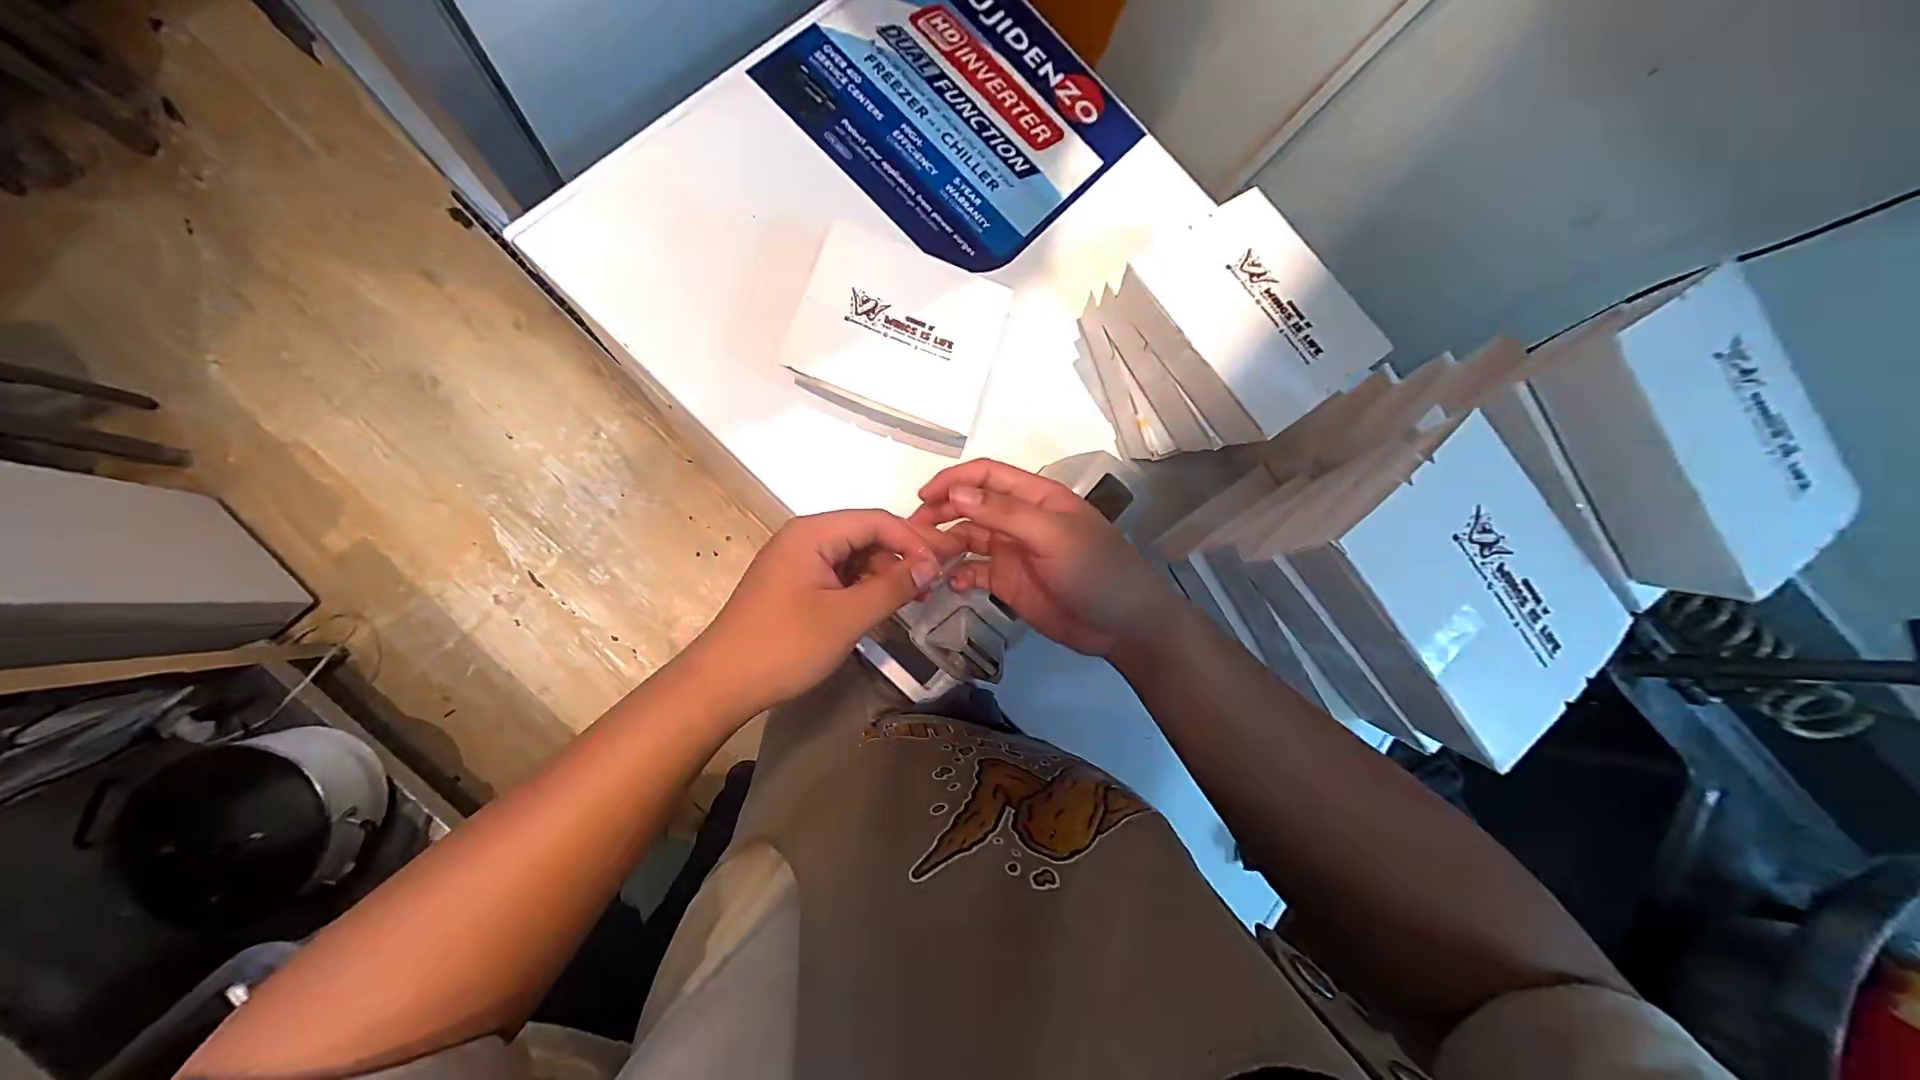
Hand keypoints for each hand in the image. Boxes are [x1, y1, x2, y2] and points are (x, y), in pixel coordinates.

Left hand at [684, 509, 957, 714]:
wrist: (722, 683)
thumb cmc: (785, 646)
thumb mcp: (847, 617)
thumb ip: (893, 587)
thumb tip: (931, 566)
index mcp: (813, 532)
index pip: (877, 520)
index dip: (914, 541)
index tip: (943, 567)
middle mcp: (804, 537)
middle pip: (866, 534)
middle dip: (903, 556)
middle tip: (938, 581)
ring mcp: (797, 561)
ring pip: (855, 556)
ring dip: (885, 573)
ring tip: (916, 598)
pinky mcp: (795, 584)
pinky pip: (839, 575)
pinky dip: (864, 587)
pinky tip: (884, 604)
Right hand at [911, 459, 1179, 655]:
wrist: (1123, 625)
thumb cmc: (1096, 571)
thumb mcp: (1052, 535)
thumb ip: (1004, 513)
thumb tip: (956, 492)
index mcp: (1036, 497)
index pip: (987, 476)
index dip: (953, 481)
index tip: (923, 497)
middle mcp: (1020, 520)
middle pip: (971, 507)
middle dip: (940, 514)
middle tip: (911, 534)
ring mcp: (1013, 552)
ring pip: (968, 539)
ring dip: (945, 546)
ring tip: (922, 560)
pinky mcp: (1009, 582)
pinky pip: (974, 571)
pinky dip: (958, 575)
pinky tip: (947, 584)